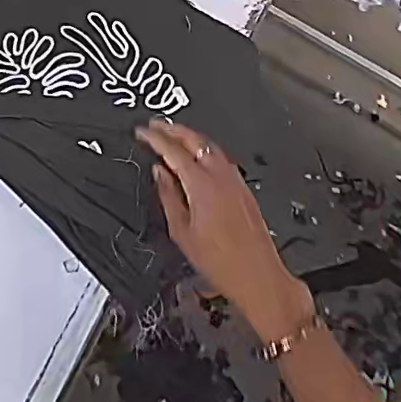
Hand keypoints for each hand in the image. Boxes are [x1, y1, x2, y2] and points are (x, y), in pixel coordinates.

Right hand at [138, 120, 313, 343]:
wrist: (259, 276)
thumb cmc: (222, 262)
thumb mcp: (182, 232)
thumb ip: (168, 196)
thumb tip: (160, 173)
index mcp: (202, 185)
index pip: (173, 151)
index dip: (155, 138)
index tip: (142, 131)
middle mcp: (221, 177)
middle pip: (194, 140)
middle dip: (172, 129)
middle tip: (155, 125)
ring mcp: (235, 180)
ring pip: (209, 146)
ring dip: (189, 136)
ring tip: (172, 134)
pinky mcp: (243, 188)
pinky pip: (220, 157)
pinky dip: (203, 149)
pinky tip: (197, 155)